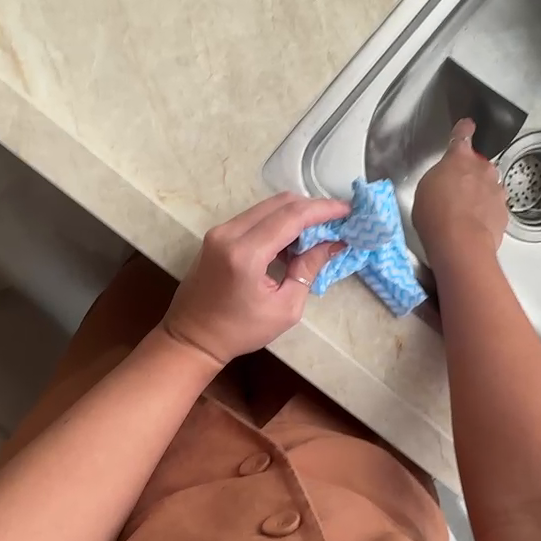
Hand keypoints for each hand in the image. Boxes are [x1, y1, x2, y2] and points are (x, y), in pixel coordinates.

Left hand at [162, 193, 349, 365]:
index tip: (348, 211)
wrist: (192, 337)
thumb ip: (309, 270)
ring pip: (267, 207)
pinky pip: (255, 217)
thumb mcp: (285, 308)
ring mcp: (220, 231)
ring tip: (319, 233)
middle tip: (337, 221)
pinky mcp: (217, 234)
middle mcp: (229, 233)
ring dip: (295, 214)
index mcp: (246, 254)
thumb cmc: (240, 331)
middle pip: (280, 203)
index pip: (292, 216)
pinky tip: (293, 241)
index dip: (323, 210)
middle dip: (312, 208)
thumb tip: (334, 243)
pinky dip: (278, 222)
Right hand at [413, 118, 507, 258]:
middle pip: (479, 165)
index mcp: (459, 158)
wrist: (461, 244)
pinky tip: (474, 227)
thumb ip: (438, 178)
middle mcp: (482, 170)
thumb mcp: (424, 190)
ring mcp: (496, 191)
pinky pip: (494, 208)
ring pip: (489, 187)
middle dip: (471, 174)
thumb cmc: (436, 215)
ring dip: (480, 195)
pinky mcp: (503, 212)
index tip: (468, 125)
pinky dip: (486, 214)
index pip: (463, 135)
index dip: (464, 129)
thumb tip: (444, 180)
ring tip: (465, 213)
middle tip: (457, 191)